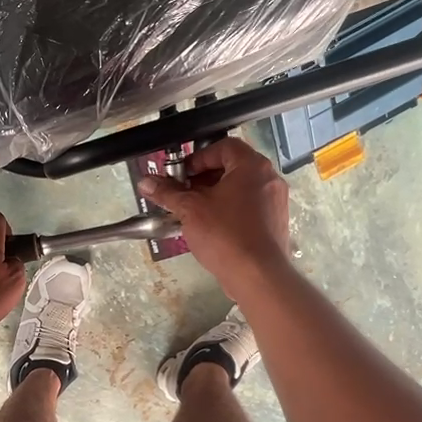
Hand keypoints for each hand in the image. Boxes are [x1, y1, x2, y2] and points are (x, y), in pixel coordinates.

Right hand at [138, 137, 290, 293]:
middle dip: (204, 178)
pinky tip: (212, 227)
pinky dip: (229, 210)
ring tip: (194, 212)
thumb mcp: (190, 209)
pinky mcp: (274, 223)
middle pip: (232, 167)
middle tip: (184, 192)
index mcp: (252, 166)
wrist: (257, 274)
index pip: (223, 147)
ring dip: (215, 195)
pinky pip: (248, 207)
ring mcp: (274, 202)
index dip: (198, 157)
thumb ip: (167, 192)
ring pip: (240, 189)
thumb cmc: (226, 235)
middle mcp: (268, 179)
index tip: (181, 173)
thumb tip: (146, 182)